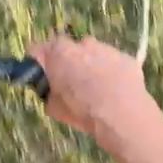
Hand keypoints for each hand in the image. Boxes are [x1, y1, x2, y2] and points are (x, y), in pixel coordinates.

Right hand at [29, 35, 156, 145]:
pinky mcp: (125, 57)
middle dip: (66, 61)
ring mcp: (104, 48)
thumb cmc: (83, 111)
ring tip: (97, 86)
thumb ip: (49, 93)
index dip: (38, 64)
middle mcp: (79, 44)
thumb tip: (51, 92)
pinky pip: (113, 61)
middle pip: (66, 48)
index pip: (36, 50)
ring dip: (90, 64)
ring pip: (91, 52)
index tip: (43, 76)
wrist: (123, 117)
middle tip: (71, 82)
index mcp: (57, 53)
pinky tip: (116, 89)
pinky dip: (111, 70)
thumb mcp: (54, 108)